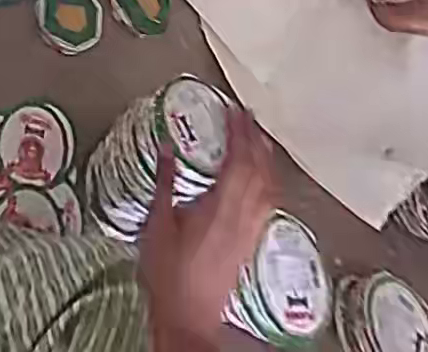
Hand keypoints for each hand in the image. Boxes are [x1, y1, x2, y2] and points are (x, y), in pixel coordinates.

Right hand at [139, 107, 275, 350]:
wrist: (189, 317)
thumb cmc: (169, 272)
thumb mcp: (158, 222)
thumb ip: (165, 181)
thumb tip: (167, 146)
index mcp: (220, 209)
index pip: (238, 162)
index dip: (239, 134)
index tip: (234, 111)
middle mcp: (242, 218)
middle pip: (258, 170)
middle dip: (254, 138)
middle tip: (246, 114)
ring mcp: (250, 230)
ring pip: (268, 186)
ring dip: (265, 156)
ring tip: (257, 135)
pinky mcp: (251, 240)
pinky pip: (269, 200)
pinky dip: (268, 178)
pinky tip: (262, 172)